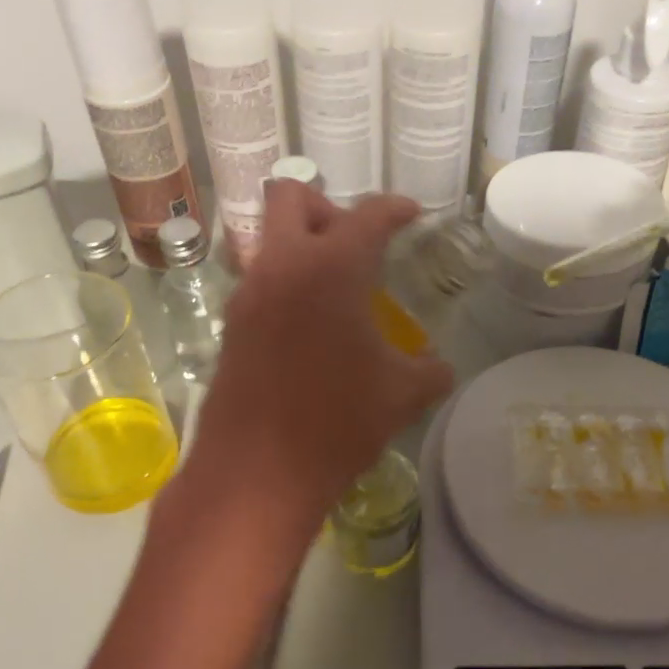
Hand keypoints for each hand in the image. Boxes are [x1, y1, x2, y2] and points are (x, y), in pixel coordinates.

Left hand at [172, 180, 453, 558]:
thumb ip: (429, 370)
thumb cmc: (338, 422)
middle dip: (326, 206)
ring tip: (335, 289)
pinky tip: (309, 328)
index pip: (368, 215)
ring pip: (268, 240)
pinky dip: (286, 287)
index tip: (411, 213)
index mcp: (332, 267)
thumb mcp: (402, 394)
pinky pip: (260, 283)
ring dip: (301, 247)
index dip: (395, 208)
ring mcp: (249, 295)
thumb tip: (437, 366)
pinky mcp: (231, 327)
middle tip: (355, 244)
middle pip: (290, 196)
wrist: (257, 471)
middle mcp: (283, 265)